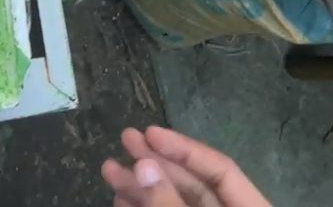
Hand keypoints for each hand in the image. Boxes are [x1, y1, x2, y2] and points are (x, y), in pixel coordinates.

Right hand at [100, 127, 271, 206]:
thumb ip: (171, 205)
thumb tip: (144, 162)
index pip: (223, 171)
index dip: (184, 149)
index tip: (148, 132)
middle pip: (194, 187)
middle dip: (155, 165)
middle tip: (123, 139)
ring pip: (176, 205)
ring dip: (141, 188)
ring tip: (109, 171)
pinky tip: (120, 201)